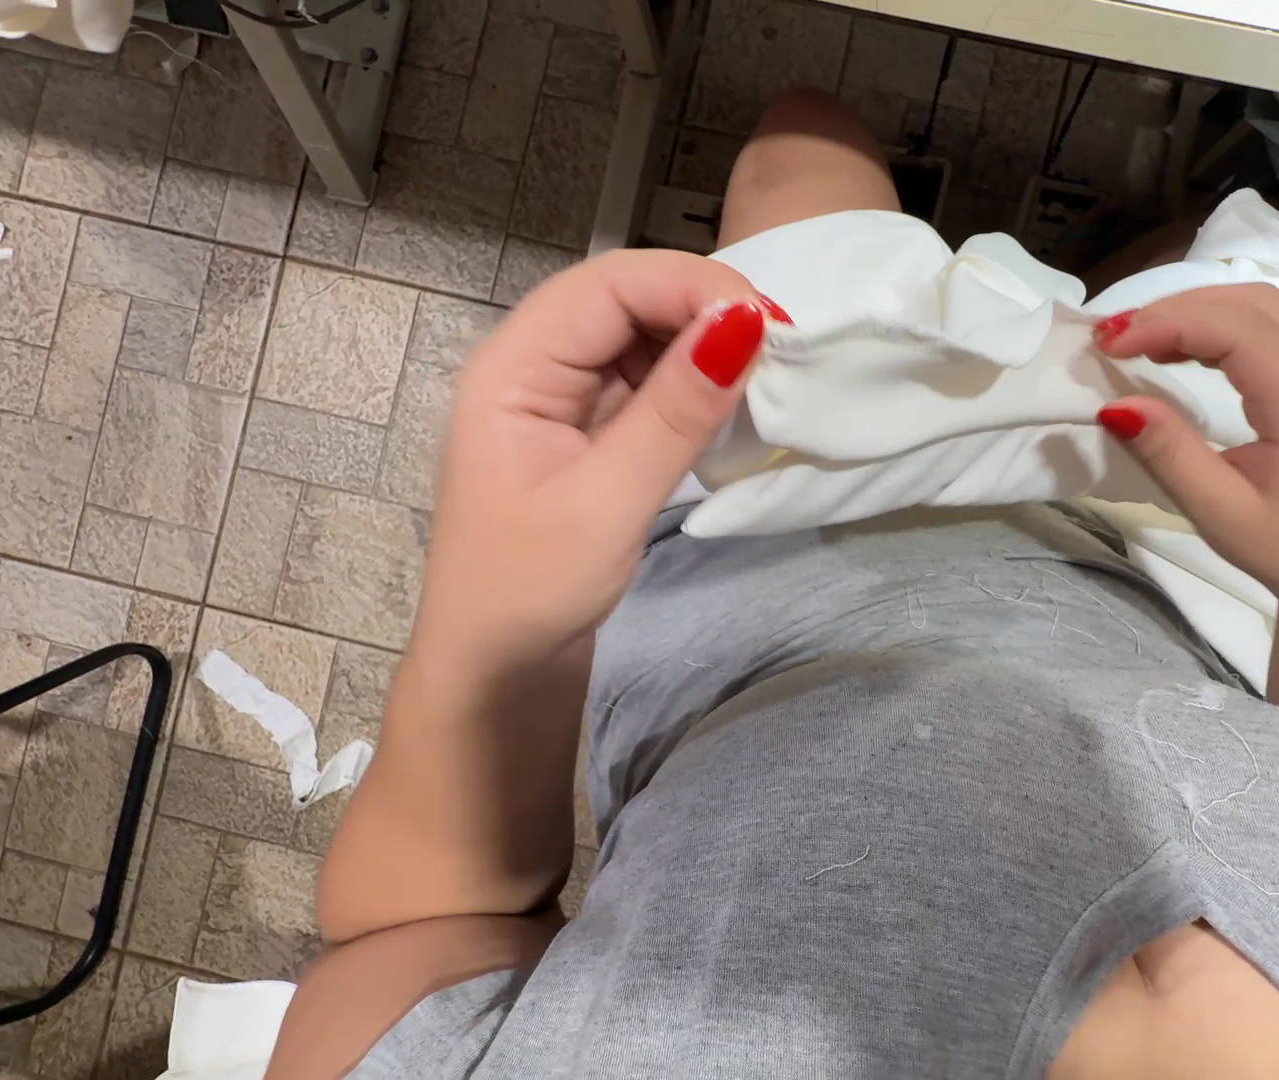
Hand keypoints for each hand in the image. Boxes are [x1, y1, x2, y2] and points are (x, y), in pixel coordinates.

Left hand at [417, 249, 775, 676]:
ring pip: (643, 341)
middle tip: (779, 348)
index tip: (769, 323)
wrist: (499, 665)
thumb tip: (746, 325)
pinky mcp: (592, 433)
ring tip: (764, 375)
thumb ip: (674, 414)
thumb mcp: (607, 503)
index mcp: (513, 368)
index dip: (690, 286)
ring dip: (704, 349)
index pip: (607, 286)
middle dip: (703, 311)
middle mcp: (536, 367)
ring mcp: (565, 400)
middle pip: (626, 301)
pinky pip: (648, 386)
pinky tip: (729, 404)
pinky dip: (693, 388)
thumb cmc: (530, 591)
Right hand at [1091, 284, 1278, 639]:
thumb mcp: (1217, 510)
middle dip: (1177, 307)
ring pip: (1266, 308)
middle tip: (1114, 336)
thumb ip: (1167, 452)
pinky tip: (1181, 351)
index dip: (1166, 322)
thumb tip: (1113, 406)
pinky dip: (1220, 326)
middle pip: (1253, 303)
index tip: (1108, 345)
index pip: (1235, 329)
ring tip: (1140, 340)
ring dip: (1198, 311)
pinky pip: (1273, 329)